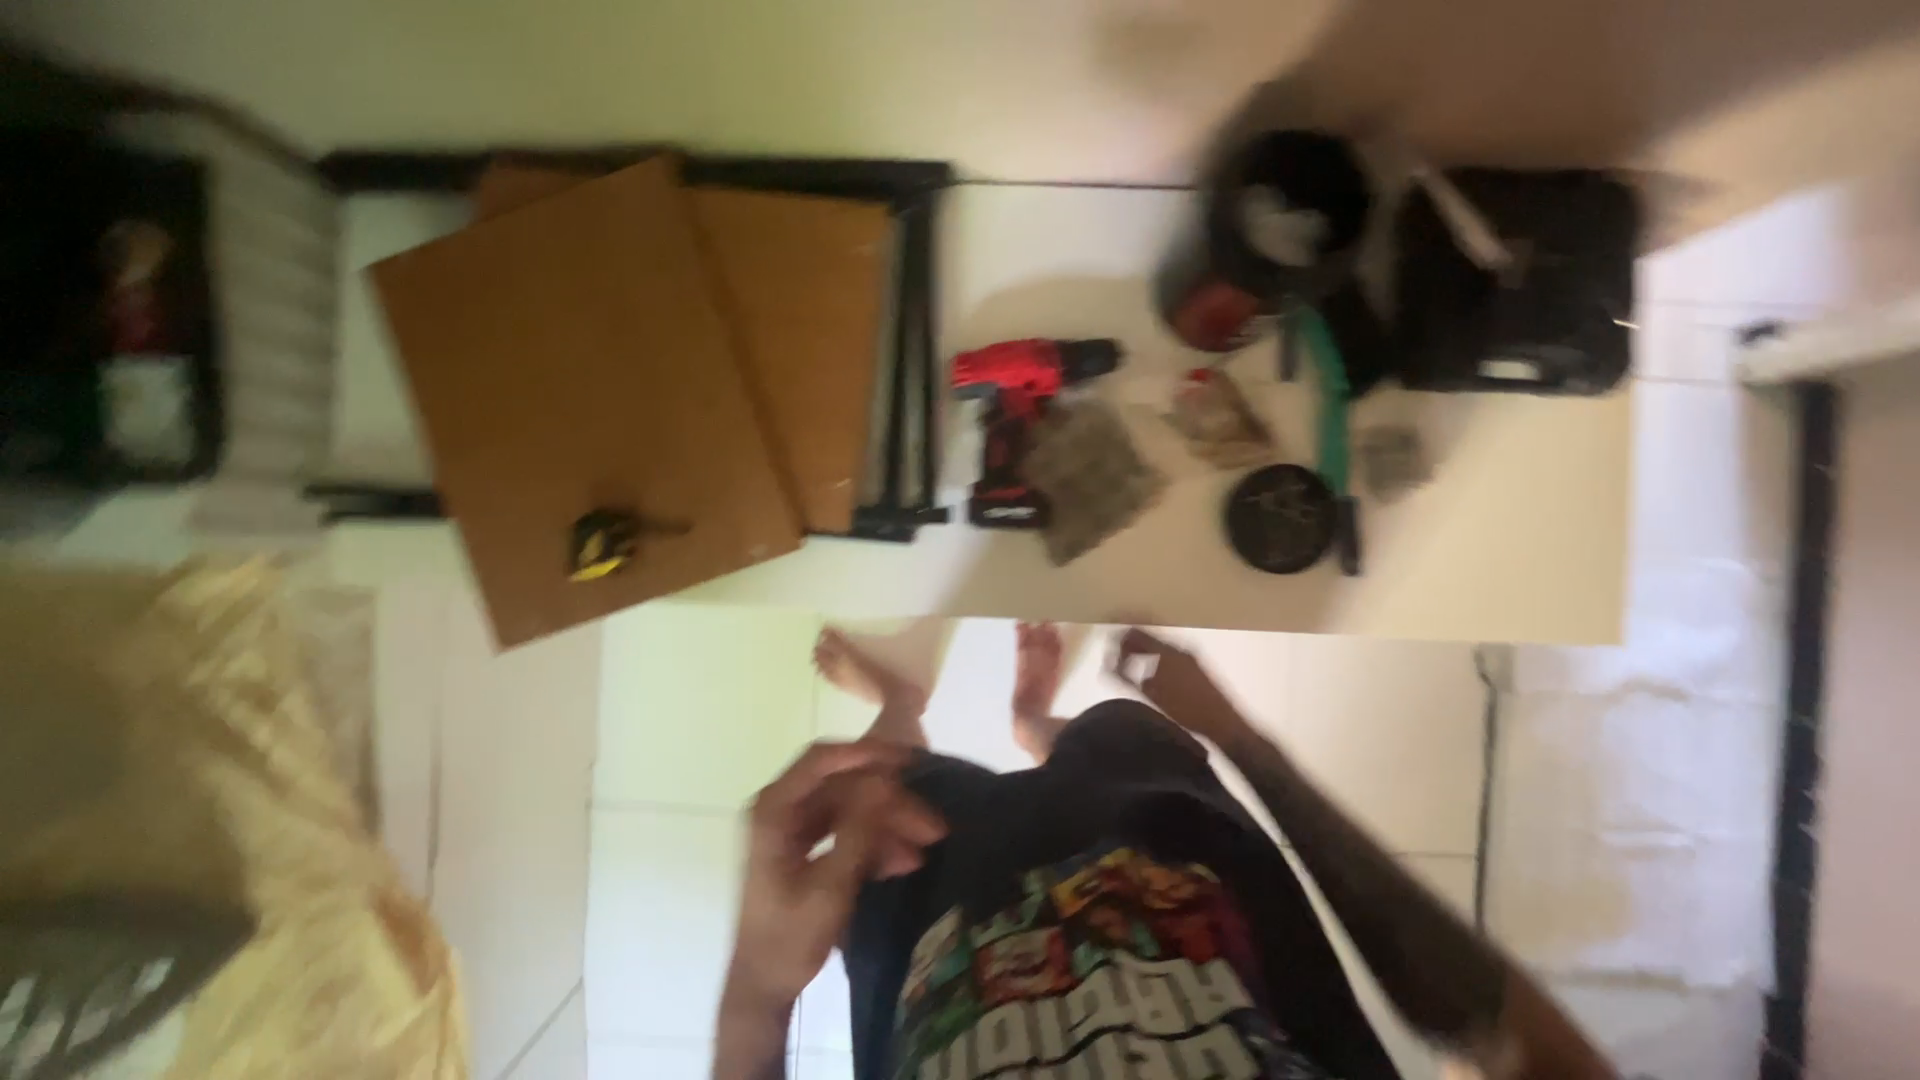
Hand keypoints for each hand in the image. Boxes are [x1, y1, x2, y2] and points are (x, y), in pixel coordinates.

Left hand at [725, 740, 946, 1011]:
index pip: (822, 760)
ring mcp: (795, 827)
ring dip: (890, 822)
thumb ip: (857, 831)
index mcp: (774, 810)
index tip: (908, 763)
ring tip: (929, 843)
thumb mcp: (830, 888)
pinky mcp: (808, 846)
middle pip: (845, 785)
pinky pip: (848, 828)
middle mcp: (782, 808)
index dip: (866, 754)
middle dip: (891, 801)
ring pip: (852, 806)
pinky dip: (876, 840)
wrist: (763, 987)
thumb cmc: (788, 939)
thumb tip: (885, 782)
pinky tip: (906, 859)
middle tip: (933, 823)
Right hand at [1110, 628, 1251, 745]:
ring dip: (1141, 651)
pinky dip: (1154, 658)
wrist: (1224, 724)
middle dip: (1128, 643)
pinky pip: (1169, 654)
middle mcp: (1180, 648)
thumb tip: (1107, 665)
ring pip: (1158, 646)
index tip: (1106, 642)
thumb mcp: (1152, 696)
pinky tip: (1149, 674)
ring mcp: (1190, 657)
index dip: (1119, 635)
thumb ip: (1127, 677)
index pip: (1136, 631)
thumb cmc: (1188, 711)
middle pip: (1147, 636)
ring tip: (1127, 664)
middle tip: (1113, 653)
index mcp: (1168, 651)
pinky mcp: (1196, 667)